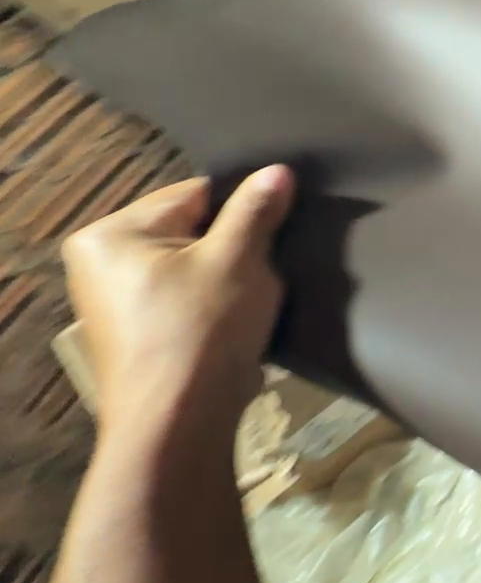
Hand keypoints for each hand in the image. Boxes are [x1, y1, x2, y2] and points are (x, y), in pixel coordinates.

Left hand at [61, 165, 295, 439]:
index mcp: (111, 234)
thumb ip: (257, 211)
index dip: (245, 209)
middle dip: (238, 243)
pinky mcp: (138, 326)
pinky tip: (238, 314)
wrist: (180, 412)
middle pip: (194, 227)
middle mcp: (99, 259)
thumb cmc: (203, 326)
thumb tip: (278, 170)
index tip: (279, 229)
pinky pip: (188, 291)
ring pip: (195, 261)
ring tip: (258, 292)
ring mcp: (115, 296)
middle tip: (271, 264)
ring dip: (233, 272)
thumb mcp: (240, 259)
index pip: (196, 194)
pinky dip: (219, 297)